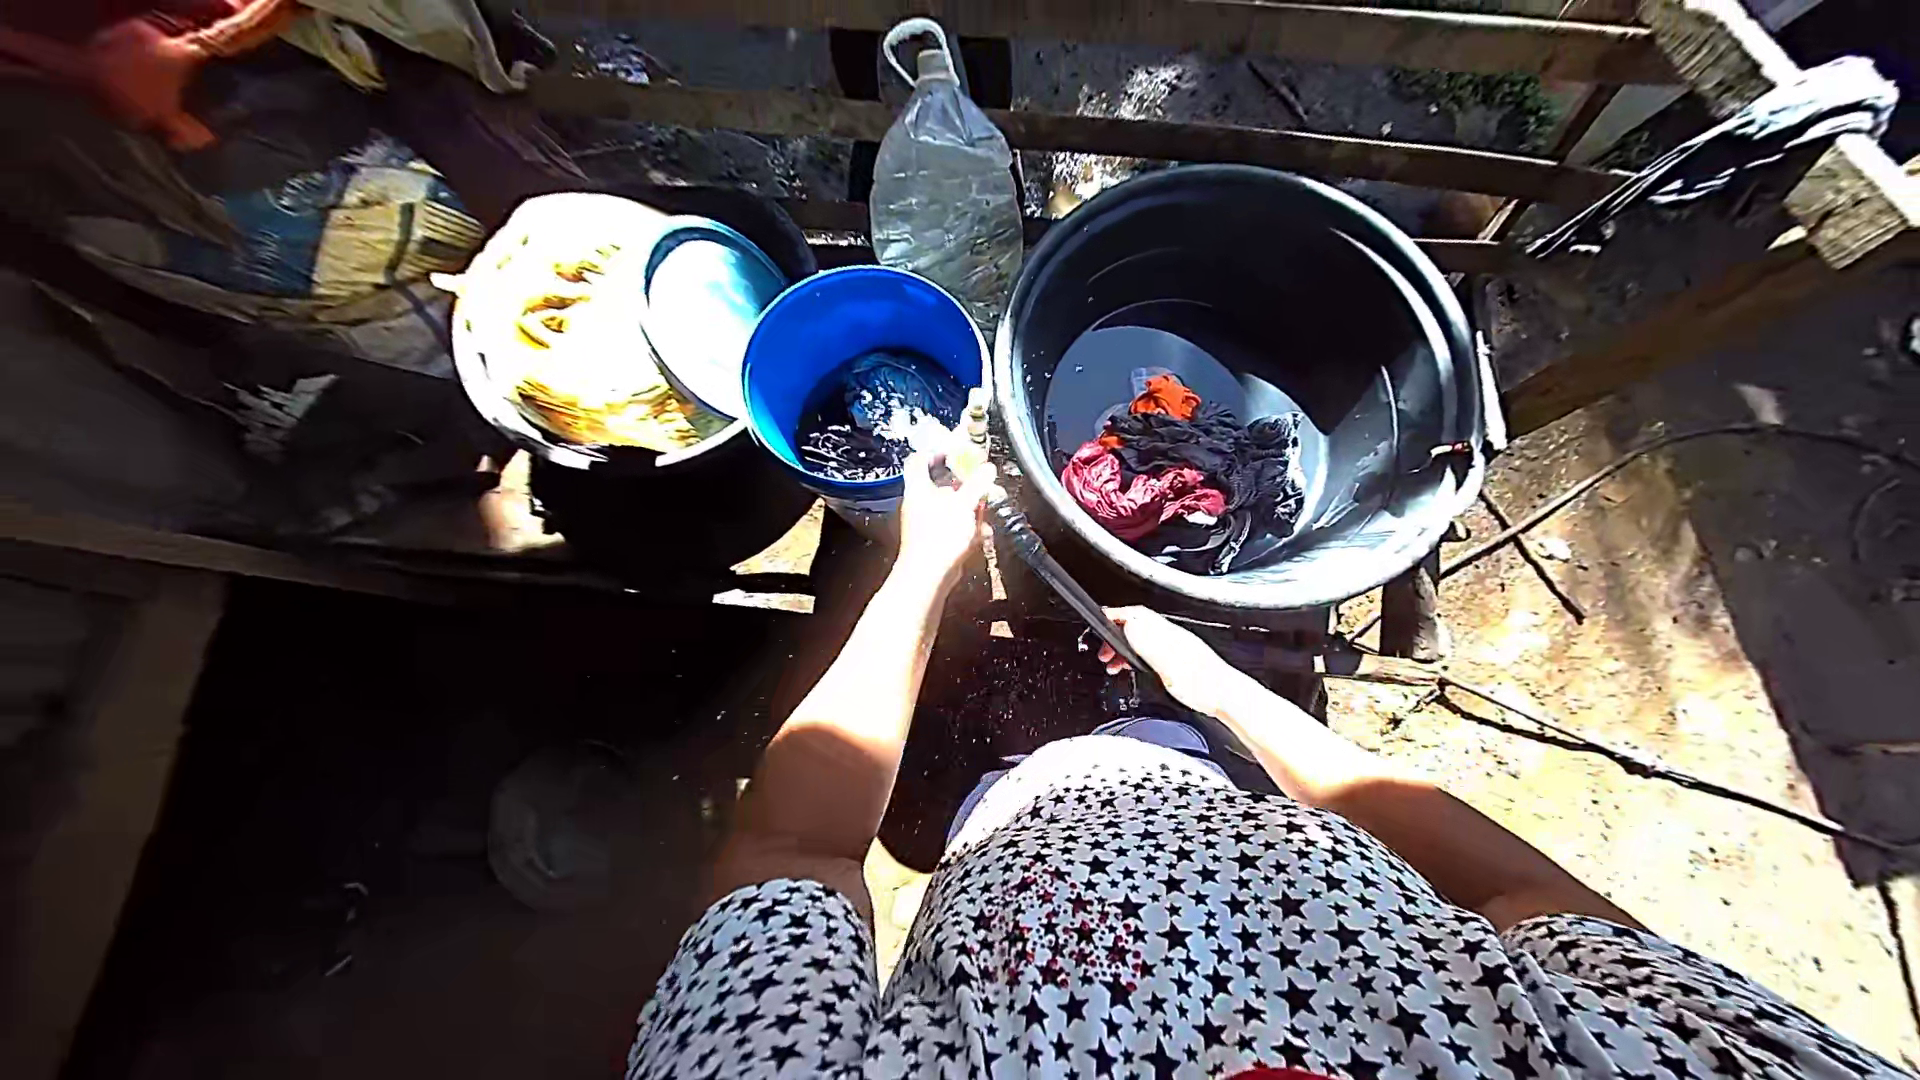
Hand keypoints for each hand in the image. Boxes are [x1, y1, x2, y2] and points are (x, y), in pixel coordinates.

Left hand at [893, 447, 996, 595]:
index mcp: (918, 489)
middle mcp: (918, 503)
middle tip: (979, 481)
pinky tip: (980, 534)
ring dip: (969, 507)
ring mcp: (925, 523)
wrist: (929, 576)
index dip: (935, 450)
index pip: (919, 460)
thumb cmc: (939, 538)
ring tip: (984, 510)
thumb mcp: (964, 505)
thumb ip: (977, 485)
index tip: (954, 449)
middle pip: (939, 484)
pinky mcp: (934, 540)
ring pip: (949, 506)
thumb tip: (988, 468)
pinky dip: (967, 527)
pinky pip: (952, 526)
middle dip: (963, 483)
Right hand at [1097, 606, 1242, 714]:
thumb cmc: (1204, 687)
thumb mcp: (1168, 665)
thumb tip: (1127, 624)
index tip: (1099, 620)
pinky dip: (1136, 655)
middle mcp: (1171, 637)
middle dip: (1114, 635)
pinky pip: (1150, 649)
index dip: (1114, 616)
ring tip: (1114, 663)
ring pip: (1142, 637)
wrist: (1229, 699)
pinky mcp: (1179, 660)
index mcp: (1167, 634)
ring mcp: (1176, 647)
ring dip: (1123, 647)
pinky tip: (1134, 668)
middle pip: (1136, 624)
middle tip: (1103, 652)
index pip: (1134, 614)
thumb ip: (1147, 643)